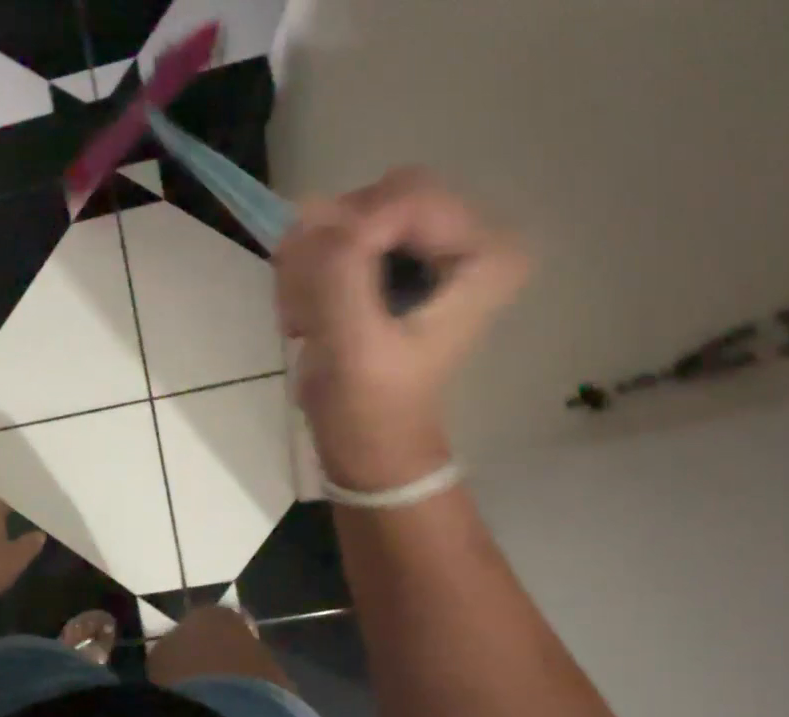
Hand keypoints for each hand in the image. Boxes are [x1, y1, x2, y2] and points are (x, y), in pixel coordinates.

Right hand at [275, 168, 527, 488]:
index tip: (313, 291)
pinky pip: (334, 240)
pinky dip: (307, 274)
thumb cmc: (372, 407)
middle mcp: (465, 237)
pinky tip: (305, 317)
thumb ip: (339, 272)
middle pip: (377, 198)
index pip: (405, 199)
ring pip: (348, 217)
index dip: (348, 235)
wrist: (368, 446)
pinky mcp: (390, 264)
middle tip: (302, 305)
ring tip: (304, 321)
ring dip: (310, 266)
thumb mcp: (354, 344)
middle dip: (327, 247)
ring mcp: (425, 250)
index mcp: (485, 252)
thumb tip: (310, 210)